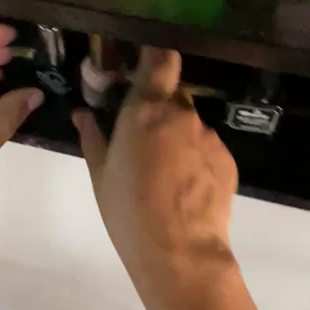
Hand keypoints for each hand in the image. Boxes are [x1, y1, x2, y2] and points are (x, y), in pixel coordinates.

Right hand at [74, 47, 238, 306]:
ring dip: (178, 136)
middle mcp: (181, 114)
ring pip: (190, 124)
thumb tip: (82, 114)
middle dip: (159, 108)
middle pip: (173, 94)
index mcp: (145, 109)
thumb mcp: (100, 174)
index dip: (155, 56)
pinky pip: (206, 147)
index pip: (161, 58)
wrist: (178, 252)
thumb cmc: (128, 211)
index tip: (144, 64)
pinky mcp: (227, 159)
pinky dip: (196, 158)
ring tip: (165, 171)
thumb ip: (93, 136)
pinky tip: (185, 186)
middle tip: (144, 136)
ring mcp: (208, 136)